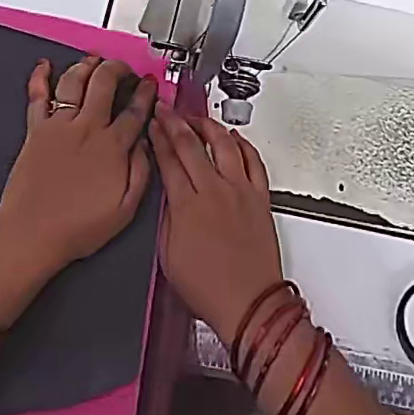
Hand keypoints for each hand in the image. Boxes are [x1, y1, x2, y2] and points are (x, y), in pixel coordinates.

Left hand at [0, 57, 155, 273]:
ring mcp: (59, 126)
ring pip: (74, 80)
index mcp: (112, 147)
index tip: (149, 85)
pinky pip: (37, 96)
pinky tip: (44, 66)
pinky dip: (40, 77)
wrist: (31, 232)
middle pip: (105, 82)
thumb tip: (147, 146)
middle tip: (124, 69)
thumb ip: (141, 172)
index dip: (145, 93)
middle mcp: (86, 129)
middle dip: (118, 68)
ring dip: (86, 66)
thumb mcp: (125, 208)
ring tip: (95, 61)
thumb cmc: (75, 227)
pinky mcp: (35, 131)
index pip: (135, 109)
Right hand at [148, 110, 284, 336]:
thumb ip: (167, 217)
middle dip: (175, 122)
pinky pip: (253, 161)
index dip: (158, 137)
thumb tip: (167, 195)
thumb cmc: (208, 287)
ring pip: (224, 144)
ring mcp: (240, 191)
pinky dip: (243, 144)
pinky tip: (235, 138)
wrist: (248, 303)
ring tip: (197, 119)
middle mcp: (214, 191)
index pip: (168, 158)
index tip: (153, 125)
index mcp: (187, 205)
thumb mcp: (168, 253)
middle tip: (167, 111)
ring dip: (208, 126)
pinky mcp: (260, 198)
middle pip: (191, 144)